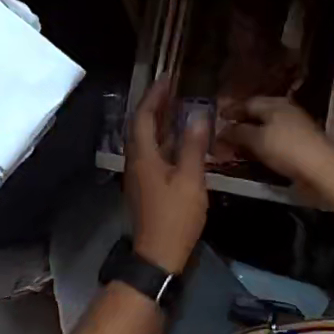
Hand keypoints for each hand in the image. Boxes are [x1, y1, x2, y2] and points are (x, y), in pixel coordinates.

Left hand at [125, 79, 209, 272]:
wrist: (158, 254)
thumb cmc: (175, 216)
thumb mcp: (190, 180)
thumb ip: (193, 146)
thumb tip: (198, 116)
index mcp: (143, 156)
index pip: (143, 116)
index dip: (154, 95)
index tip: (168, 78)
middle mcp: (135, 162)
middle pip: (141, 126)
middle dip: (155, 106)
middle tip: (174, 90)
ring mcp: (139, 176)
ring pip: (146, 141)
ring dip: (159, 123)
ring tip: (178, 109)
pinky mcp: (146, 187)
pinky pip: (152, 154)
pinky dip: (164, 141)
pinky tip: (180, 142)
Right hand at [220, 97, 333, 187]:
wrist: (321, 171)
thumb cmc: (287, 150)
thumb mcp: (257, 139)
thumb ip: (237, 132)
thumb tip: (222, 130)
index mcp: (275, 105)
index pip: (247, 103)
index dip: (231, 110)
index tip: (216, 118)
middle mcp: (284, 112)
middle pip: (256, 115)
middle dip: (239, 124)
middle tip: (222, 135)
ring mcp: (293, 129)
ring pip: (264, 130)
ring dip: (248, 138)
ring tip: (233, 148)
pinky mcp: (297, 146)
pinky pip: (272, 142)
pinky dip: (259, 147)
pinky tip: (252, 156)